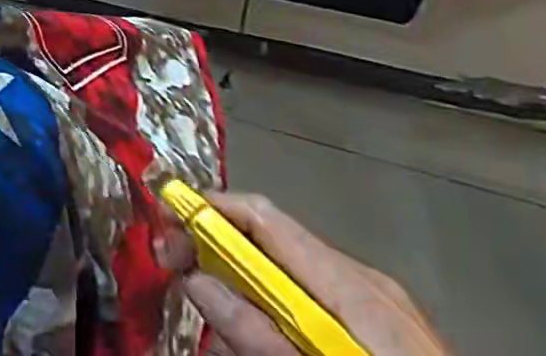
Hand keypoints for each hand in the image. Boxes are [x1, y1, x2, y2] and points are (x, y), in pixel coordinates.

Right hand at [180, 193, 450, 355]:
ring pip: (287, 276)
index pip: (263, 216)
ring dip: (242, 289)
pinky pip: (310, 302)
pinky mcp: (382, 333)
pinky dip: (274, 311)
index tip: (163, 225)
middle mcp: (364, 283)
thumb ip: (261, 336)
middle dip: (216, 253)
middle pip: (270, 242)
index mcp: (354, 286)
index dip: (207, 208)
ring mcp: (378, 308)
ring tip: (214, 321)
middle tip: (173, 273)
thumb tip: (194, 278)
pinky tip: (260, 336)